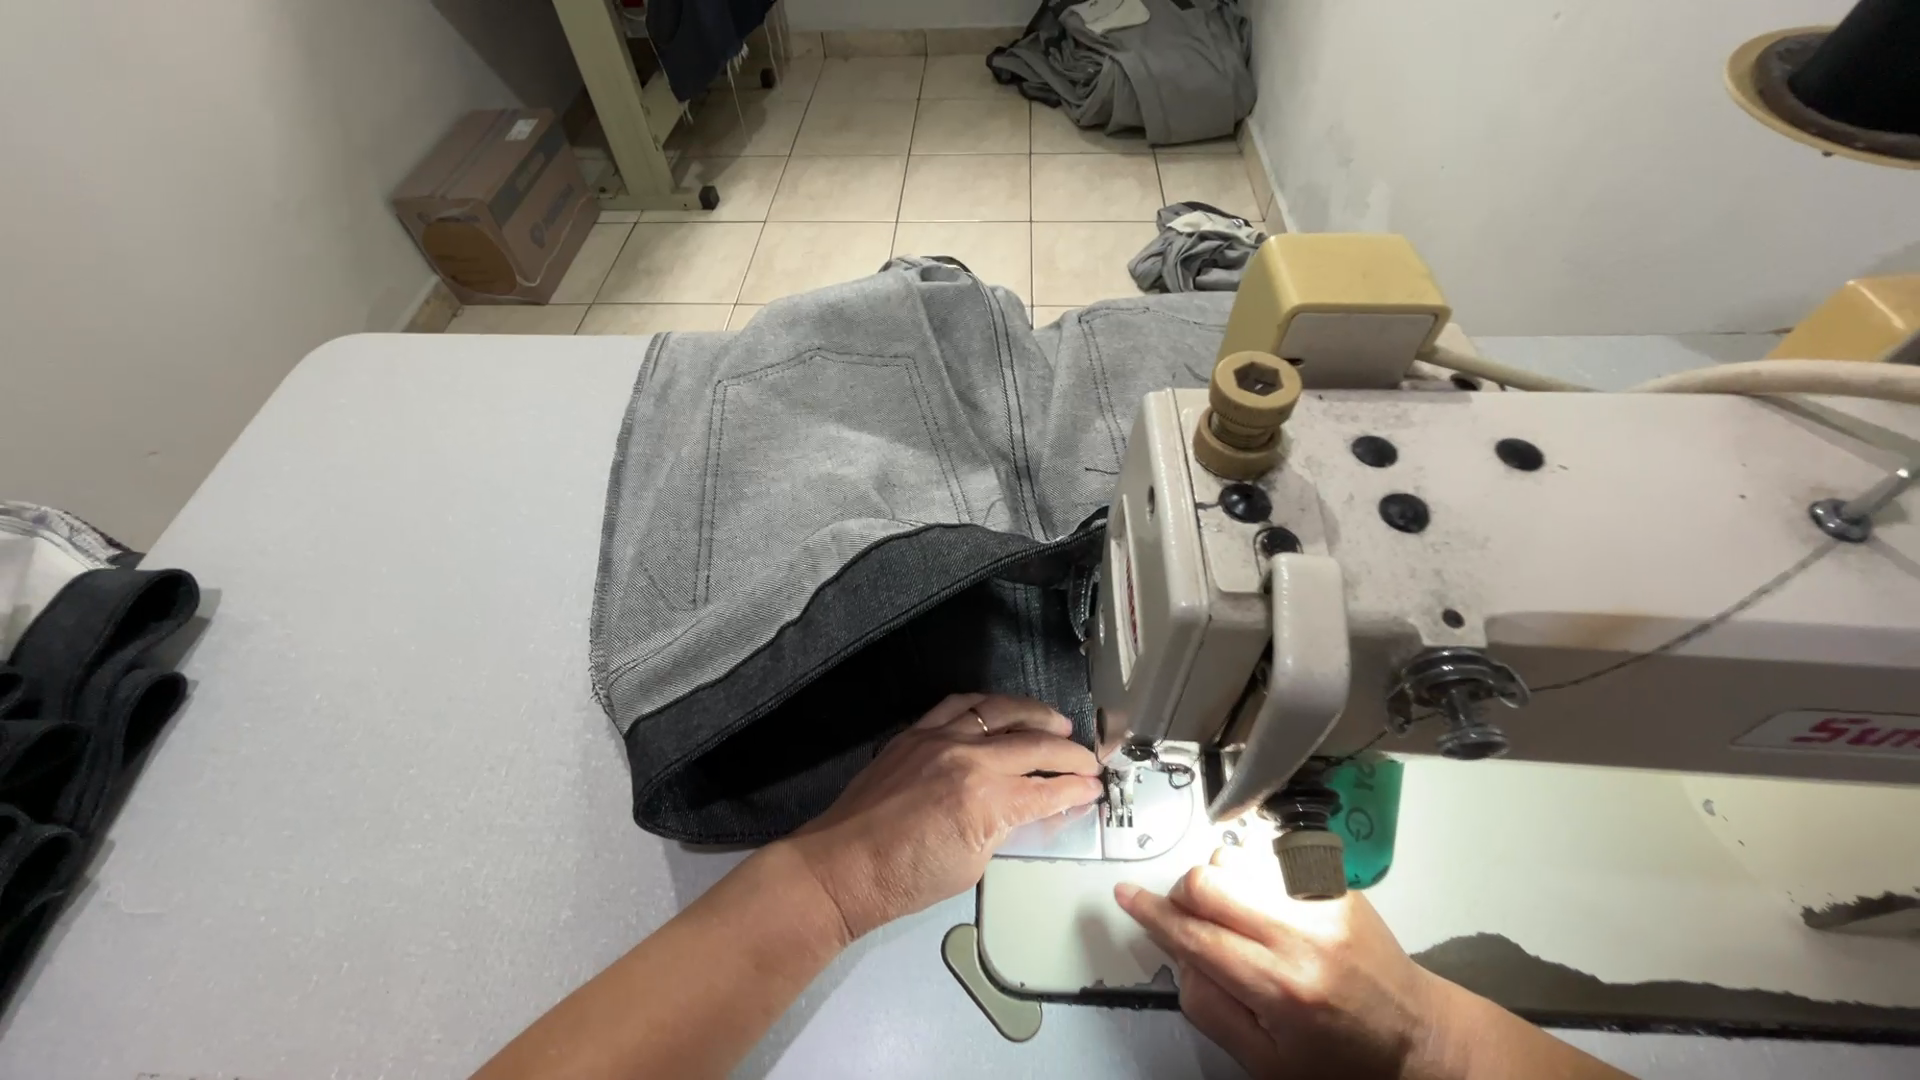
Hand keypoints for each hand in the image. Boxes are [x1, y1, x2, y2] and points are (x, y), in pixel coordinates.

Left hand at [784, 693, 1103, 941]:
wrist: (844, 866)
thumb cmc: (905, 879)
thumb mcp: (973, 864)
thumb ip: (1007, 826)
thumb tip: (1032, 807)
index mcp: (984, 799)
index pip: (1046, 789)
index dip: (1076, 788)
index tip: (1093, 787)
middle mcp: (965, 758)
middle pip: (1033, 745)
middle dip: (1069, 752)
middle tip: (1087, 758)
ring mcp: (938, 738)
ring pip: (998, 711)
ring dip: (1034, 714)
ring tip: (1055, 722)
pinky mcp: (915, 733)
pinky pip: (957, 705)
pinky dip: (986, 705)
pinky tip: (1000, 711)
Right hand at [1116, 847, 1444, 1079]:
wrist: (1418, 1037)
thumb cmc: (1340, 1060)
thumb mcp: (1266, 1063)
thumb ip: (1209, 1008)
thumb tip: (1176, 951)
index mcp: (1280, 989)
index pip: (1195, 935)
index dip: (1152, 913)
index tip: (1126, 896)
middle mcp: (1300, 936)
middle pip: (1207, 881)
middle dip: (1181, 893)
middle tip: (1184, 916)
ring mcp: (1321, 902)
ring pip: (1233, 859)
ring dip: (1216, 882)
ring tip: (1233, 916)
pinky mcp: (1333, 884)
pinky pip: (1267, 858)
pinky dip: (1250, 876)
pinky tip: (1264, 908)